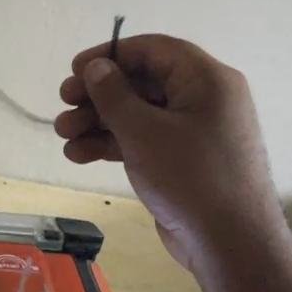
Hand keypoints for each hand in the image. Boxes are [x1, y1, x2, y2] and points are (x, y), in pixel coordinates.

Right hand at [54, 34, 284, 270]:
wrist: (228, 241)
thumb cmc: (189, 176)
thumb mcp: (144, 132)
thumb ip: (114, 95)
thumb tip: (97, 68)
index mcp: (206, 79)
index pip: (154, 50)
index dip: (111, 56)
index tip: (74, 71)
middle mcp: (203, 100)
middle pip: (143, 84)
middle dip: (98, 96)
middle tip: (63, 105)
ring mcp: (193, 133)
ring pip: (139, 116)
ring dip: (98, 123)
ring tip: (64, 136)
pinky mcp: (183, 162)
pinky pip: (144, 141)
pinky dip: (113, 145)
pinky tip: (80, 155)